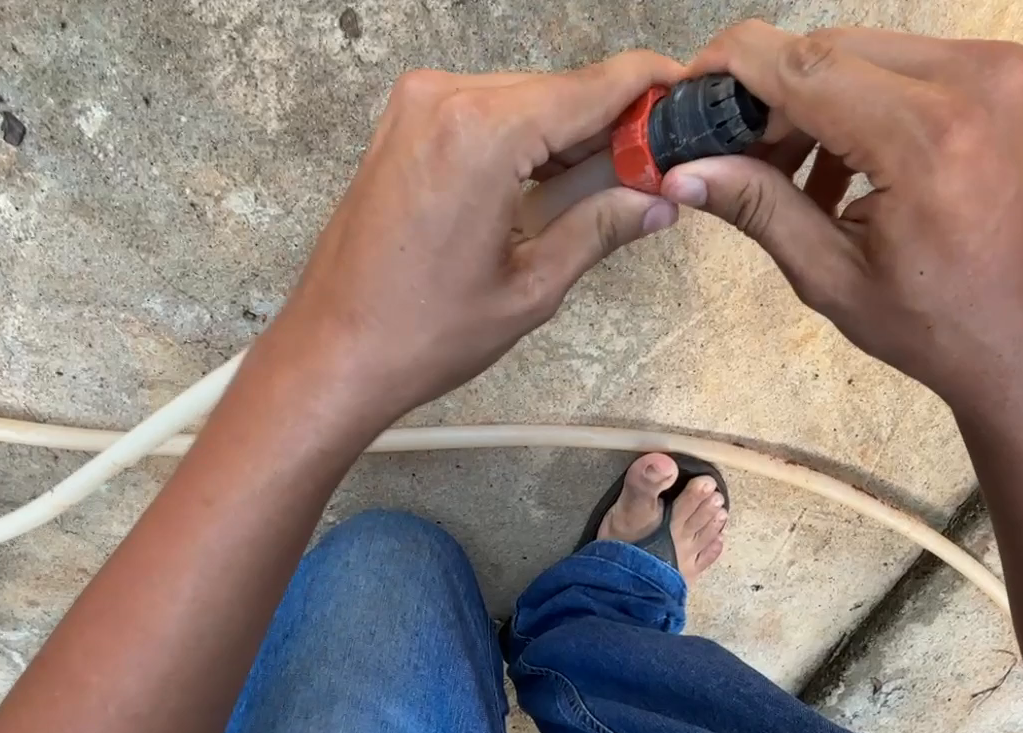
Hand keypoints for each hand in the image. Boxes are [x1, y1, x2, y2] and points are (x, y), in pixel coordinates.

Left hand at [267, 51, 684, 428]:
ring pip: (522, 103)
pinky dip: (523, 144)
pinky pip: (484, 117)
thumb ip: (600, 230)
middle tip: (650, 175)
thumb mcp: (531, 288)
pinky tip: (545, 188)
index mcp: (482, 133)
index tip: (686, 102)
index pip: (594, 87)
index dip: (650, 91)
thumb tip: (653, 203)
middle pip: (559, 91)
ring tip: (600, 194)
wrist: (335, 355)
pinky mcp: (403, 130)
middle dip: (611, 126)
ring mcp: (416, 109)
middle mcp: (444, 100)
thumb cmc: (419, 334)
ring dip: (566, 139)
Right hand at [662, 22, 1022, 410]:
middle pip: (831, 49)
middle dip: (769, 95)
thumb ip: (759, 208)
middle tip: (732, 153)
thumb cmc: (930, 322)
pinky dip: (851, 105)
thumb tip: (683, 173)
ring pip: (861, 53)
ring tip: (783, 174)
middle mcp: (971, 80)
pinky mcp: (998, 75)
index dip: (736, 67)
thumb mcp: (828, 275)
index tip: (690, 87)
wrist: (1021, 332)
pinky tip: (833, 169)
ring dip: (808, 103)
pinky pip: (898, 67)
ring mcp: (994, 69)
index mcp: (927, 139)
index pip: (806, 66)